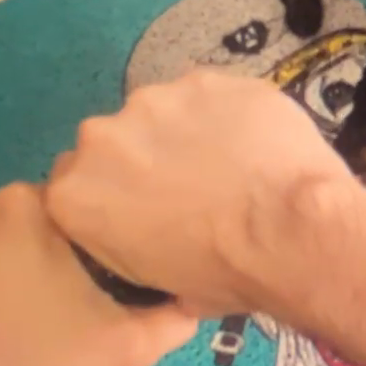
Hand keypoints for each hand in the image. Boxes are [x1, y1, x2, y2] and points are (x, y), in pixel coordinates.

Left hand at [0, 183, 196, 365]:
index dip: (130, 246)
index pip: (105, 210)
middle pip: (63, 230)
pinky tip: (20, 330)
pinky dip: (9, 293)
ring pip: (24, 250)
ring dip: (47, 278)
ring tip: (65, 323)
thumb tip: (197, 302)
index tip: (141, 282)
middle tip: (106, 310)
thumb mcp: (121, 350)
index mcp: (32, 205)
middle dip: (88, 264)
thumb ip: (172, 320)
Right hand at [45, 70, 357, 314]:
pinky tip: (259, 140)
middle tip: (198, 184)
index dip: (119, 195)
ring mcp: (155, 101)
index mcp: (76, 197)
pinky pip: (212, 96)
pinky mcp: (205, 79)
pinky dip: (230, 113)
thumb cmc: (228, 273)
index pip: (79, 187)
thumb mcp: (168, 286)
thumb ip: (140, 249)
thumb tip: (165, 244)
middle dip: (149, 158)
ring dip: (190, 131)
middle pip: (117, 142)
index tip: (151, 205)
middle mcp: (101, 140)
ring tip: (236, 161)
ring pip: (165, 112)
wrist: (289, 231)